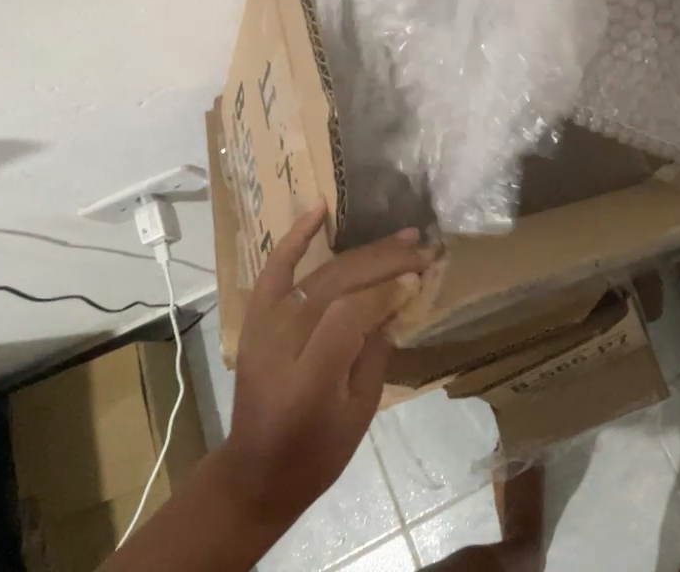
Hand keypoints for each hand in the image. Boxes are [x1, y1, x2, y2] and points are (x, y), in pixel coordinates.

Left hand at [222, 204, 433, 536]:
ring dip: (363, 251)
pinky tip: (320, 208)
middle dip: (386, 264)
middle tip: (425, 249)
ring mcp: (263, 328)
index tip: (420, 280)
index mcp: (308, 379)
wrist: (254, 473)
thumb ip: (375, 353)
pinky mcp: (256, 320)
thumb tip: (396, 302)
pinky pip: (275, 269)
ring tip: (403, 236)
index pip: (350, 315)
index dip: (387, 293)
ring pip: (319, 274)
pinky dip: (295, 236)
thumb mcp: (359, 413)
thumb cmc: (315, 453)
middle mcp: (280, 345)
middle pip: (337, 285)